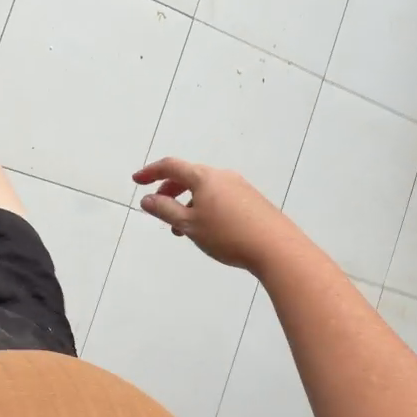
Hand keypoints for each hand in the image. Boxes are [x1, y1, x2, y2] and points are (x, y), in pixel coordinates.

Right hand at [133, 157, 303, 273]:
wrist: (279, 250)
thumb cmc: (228, 235)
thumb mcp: (189, 225)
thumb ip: (165, 210)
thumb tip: (147, 199)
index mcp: (204, 177)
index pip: (170, 166)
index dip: (150, 172)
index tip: (137, 181)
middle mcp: (222, 176)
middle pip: (189, 176)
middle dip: (170, 190)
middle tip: (159, 207)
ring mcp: (241, 187)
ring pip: (205, 189)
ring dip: (188, 202)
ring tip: (182, 228)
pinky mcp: (254, 202)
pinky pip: (221, 197)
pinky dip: (206, 207)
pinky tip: (209, 230)